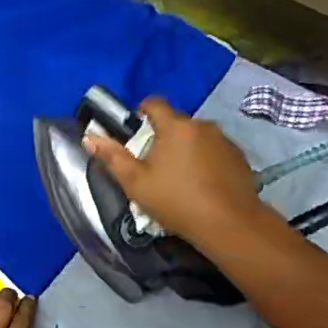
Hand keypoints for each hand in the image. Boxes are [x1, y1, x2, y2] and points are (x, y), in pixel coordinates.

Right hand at [83, 97, 267, 247]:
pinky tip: (202, 185)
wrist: (228, 223)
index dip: (141, 112)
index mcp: (174, 127)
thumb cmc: (176, 201)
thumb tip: (89, 137)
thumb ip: (112, 158)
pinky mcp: (239, 157)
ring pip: (197, 137)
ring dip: (186, 149)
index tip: (135, 132)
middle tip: (153, 166)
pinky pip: (215, 151)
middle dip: (163, 137)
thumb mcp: (135, 183)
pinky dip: (206, 161)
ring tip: (179, 178)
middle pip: (176, 123)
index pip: (154, 103)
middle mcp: (202, 125)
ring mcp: (224, 140)